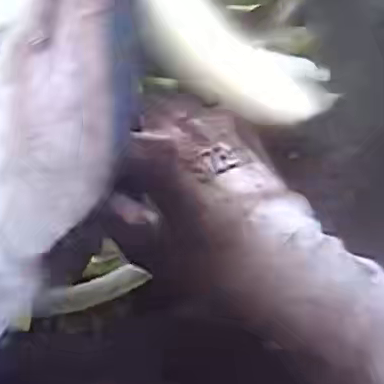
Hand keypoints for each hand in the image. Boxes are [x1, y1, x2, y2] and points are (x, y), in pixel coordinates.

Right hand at [119, 97, 383, 383]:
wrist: (301, 281)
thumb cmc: (221, 273)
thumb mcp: (153, 253)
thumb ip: (117, 216)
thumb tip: (97, 194)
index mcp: (158, 149)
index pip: (108, 131)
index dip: (93, 144)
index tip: (82, 156)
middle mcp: (186, 123)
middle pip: (136, 107)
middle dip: (120, 123)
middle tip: (109, 147)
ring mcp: (217, 121)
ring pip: (167, 102)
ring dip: (150, 118)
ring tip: (141, 141)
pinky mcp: (240, 130)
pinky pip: (200, 111)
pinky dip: (183, 119)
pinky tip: (179, 140)